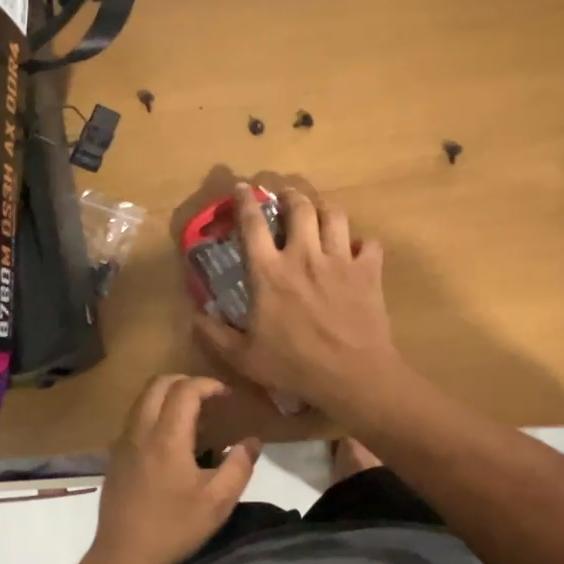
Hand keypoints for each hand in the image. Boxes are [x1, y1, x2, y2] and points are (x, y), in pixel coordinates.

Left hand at [90, 375, 259, 563]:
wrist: (124, 553)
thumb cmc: (174, 527)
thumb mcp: (218, 501)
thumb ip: (239, 466)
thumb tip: (252, 441)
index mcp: (166, 437)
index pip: (184, 390)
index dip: (207, 384)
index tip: (226, 394)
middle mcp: (140, 431)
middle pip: (157, 384)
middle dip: (185, 381)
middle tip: (209, 397)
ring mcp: (123, 442)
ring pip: (142, 399)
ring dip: (167, 395)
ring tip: (192, 416)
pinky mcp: (115, 456)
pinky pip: (134, 418)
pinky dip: (153, 412)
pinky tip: (170, 438)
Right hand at [195, 187, 407, 414]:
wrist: (352, 375)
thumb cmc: (292, 366)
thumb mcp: (242, 357)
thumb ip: (215, 334)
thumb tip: (194, 315)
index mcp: (268, 273)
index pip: (252, 224)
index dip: (245, 201)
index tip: (242, 188)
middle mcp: (303, 256)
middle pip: (299, 207)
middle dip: (290, 194)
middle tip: (284, 194)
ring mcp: (340, 261)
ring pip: (335, 215)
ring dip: (324, 208)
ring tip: (319, 210)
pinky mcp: (369, 272)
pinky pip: (369, 244)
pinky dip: (362, 243)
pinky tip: (357, 250)